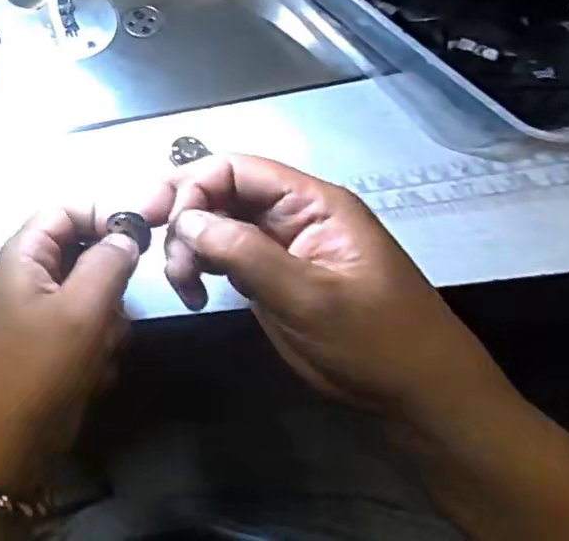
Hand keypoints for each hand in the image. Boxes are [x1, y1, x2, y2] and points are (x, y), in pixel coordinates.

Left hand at [0, 198, 166, 488]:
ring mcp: (44, 308)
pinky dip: (100, 344)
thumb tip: (127, 235)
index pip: (67, 209)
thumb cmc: (39, 368)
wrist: (7, 448)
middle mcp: (33, 273)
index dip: (102, 215)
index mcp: (26, 253)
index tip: (139, 238)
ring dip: (109, 320)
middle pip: (85, 250)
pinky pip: (92, 324)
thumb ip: (110, 262)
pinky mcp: (56, 341)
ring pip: (95, 291)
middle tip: (117, 308)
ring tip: (101, 349)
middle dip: (109, 282)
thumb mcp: (82, 309)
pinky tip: (94, 371)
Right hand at [162, 153, 509, 421]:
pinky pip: (221, 253)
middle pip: (220, 190)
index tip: (165, 219)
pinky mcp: (269, 272)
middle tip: (149, 237)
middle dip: (182, 210)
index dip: (195, 184)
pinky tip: (192, 289)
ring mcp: (277, 243)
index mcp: (310, 201)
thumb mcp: (312, 297)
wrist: (419, 400)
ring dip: (187, 243)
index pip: (238, 168)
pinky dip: (198, 265)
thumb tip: (185, 220)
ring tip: (182, 282)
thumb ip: (246, 253)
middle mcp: (289, 213)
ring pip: (214, 222)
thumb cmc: (378, 341)